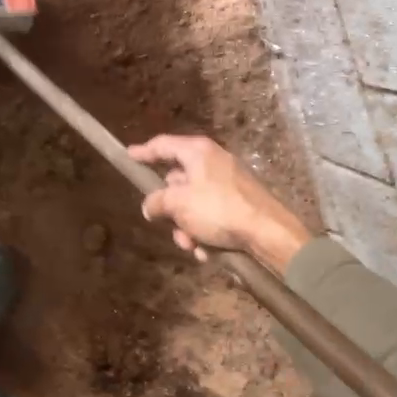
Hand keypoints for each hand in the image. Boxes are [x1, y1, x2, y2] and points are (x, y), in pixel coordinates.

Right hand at [127, 135, 311, 272]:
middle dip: (168, 208)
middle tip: (163, 223)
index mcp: (197, 151)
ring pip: (193, 202)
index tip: (128, 156)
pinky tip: (207, 251)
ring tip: (191, 245)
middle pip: (177, 180)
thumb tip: (149, 206)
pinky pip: (211, 214)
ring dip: (186, 226)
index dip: (142, 152)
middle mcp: (213, 161)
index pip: (162, 145)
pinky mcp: (240, 202)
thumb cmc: (218, 209)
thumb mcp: (178, 204)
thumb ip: (156, 201)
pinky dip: (204, 231)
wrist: (269, 233)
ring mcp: (228, 182)